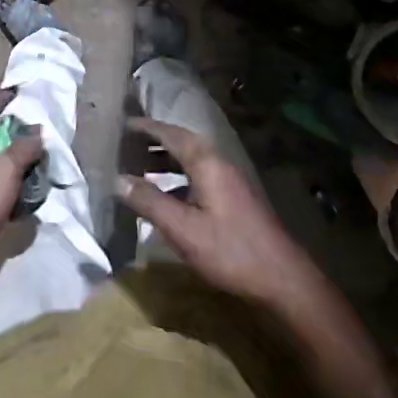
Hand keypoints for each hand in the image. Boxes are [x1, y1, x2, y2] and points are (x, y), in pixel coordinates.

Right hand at [116, 117, 321, 308]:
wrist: (279, 273)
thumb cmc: (229, 249)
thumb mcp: (183, 229)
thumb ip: (150, 202)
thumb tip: (118, 179)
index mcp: (207, 162)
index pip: (171, 134)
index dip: (146, 128)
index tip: (122, 124)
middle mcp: (218, 162)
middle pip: (182, 142)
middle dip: (153, 142)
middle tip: (124, 145)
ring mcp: (228, 178)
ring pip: (190, 160)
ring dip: (165, 160)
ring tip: (137, 168)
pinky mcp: (232, 195)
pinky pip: (198, 175)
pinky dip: (177, 178)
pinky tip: (163, 196)